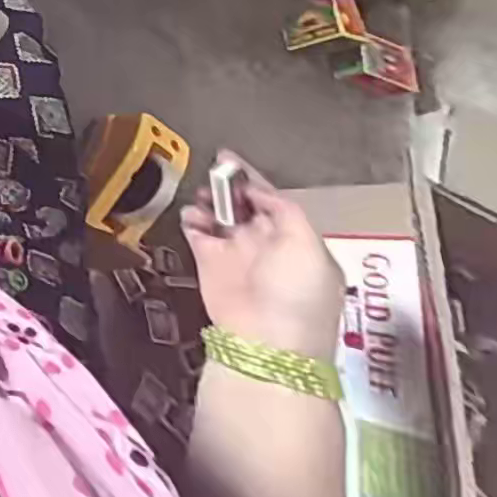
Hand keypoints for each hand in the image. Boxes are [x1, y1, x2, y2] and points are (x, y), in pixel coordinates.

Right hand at [182, 151, 342, 360]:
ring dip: (207, 201)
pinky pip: (196, 230)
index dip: (251, 178)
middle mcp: (264, 240)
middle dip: (226, 187)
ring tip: (200, 197)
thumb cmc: (295, 292)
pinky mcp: (207, 259)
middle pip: (241, 203)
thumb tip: (256, 190)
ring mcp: (234, 250)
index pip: (271, 199)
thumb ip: (283, 210)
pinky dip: (190, 219)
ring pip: (216, 213)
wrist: (264, 338)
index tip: (229, 158)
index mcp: (293, 237)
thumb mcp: (305, 246)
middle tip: (212, 175)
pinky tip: (191, 216)